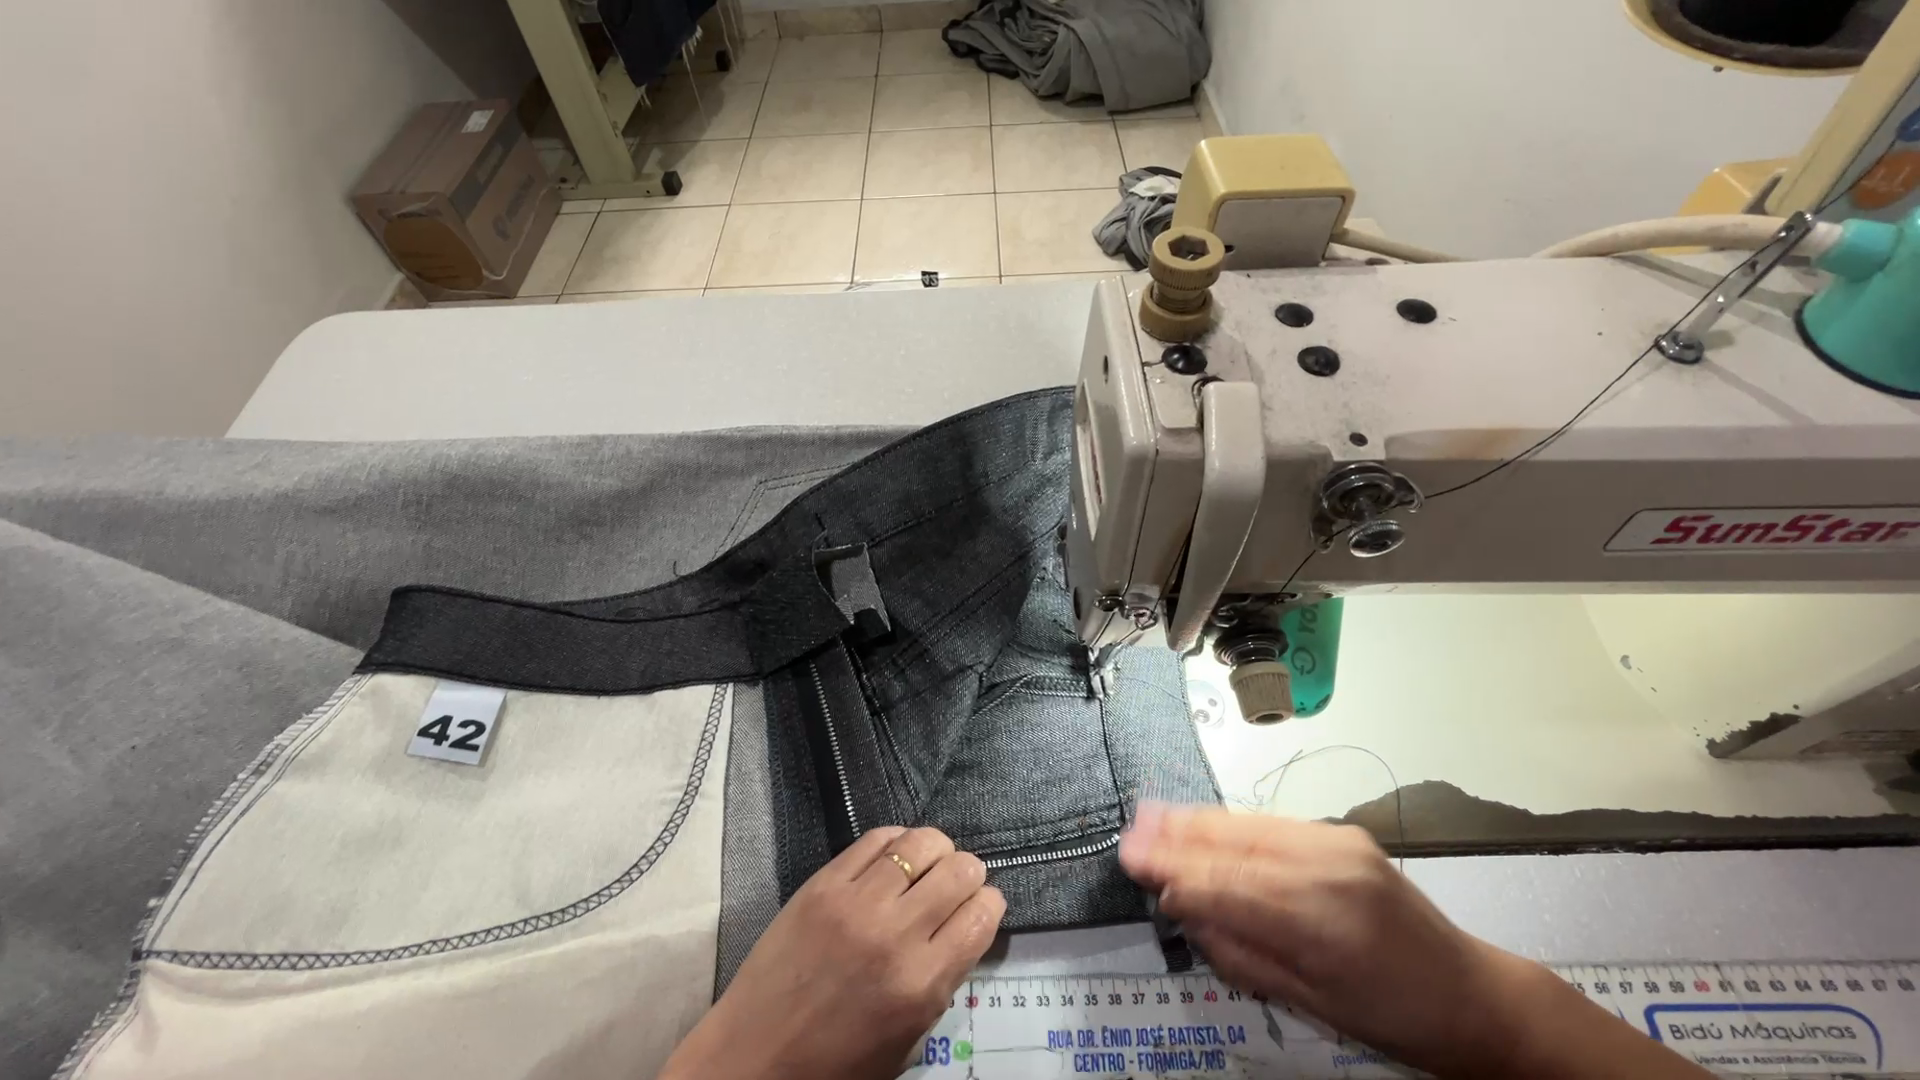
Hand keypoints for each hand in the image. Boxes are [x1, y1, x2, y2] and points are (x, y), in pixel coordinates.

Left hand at [660, 826, 1005, 1079]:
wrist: (754, 1059)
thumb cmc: (836, 1064)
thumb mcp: (909, 1039)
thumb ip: (942, 978)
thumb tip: (963, 925)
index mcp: (921, 984)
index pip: (982, 915)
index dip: (990, 905)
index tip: (982, 907)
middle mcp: (895, 935)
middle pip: (960, 871)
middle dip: (970, 874)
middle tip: (958, 885)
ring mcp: (856, 902)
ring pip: (921, 843)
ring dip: (938, 850)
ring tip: (930, 863)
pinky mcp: (823, 883)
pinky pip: (876, 838)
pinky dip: (897, 840)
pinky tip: (897, 854)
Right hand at [1119, 805, 1711, 1079]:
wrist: (1470, 993)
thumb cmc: (1390, 1016)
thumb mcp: (1308, 1004)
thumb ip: (1240, 952)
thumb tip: (1184, 909)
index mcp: (1321, 921)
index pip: (1227, 886)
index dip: (1174, 872)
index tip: (1131, 861)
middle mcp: (1327, 866)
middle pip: (1232, 842)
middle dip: (1175, 837)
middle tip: (1128, 833)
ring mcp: (1337, 841)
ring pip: (1246, 824)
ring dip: (1194, 821)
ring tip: (1148, 815)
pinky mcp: (1342, 832)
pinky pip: (1268, 823)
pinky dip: (1228, 823)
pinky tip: (1201, 821)